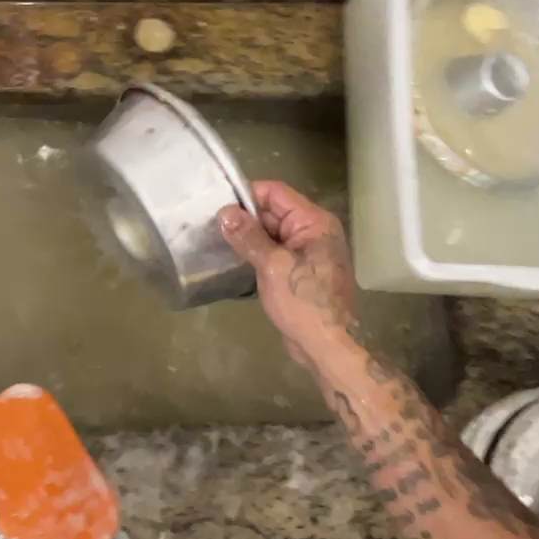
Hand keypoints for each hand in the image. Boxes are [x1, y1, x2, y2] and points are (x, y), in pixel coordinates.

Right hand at [219, 180, 358, 365]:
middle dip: (244, 217)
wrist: (328, 345)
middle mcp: (314, 231)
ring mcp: (308, 252)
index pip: (276, 193)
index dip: (247, 195)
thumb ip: (249, 237)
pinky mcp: (300, 271)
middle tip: (211, 224)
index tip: (218, 205)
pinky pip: (275, 252)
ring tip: (216, 239)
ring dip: (248, 236)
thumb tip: (225, 213)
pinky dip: (257, 252)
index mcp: (314, 222)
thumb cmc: (304, 302)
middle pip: (274, 212)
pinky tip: (234, 259)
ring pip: (272, 233)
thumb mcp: (273, 266)